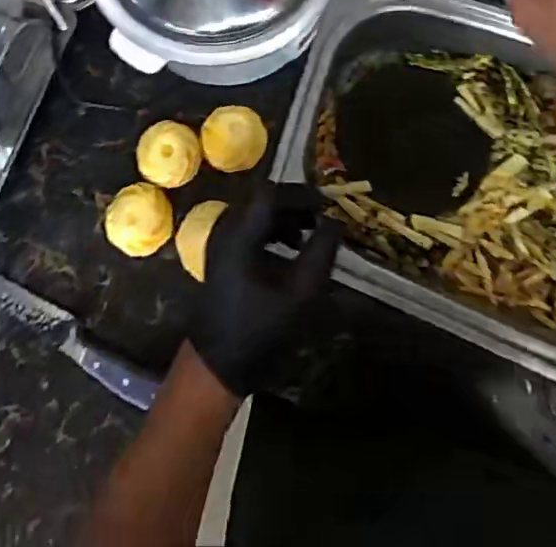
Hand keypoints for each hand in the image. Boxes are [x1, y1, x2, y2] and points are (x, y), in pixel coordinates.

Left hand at [189, 184, 339, 395]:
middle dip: (295, 203)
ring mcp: (222, 241)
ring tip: (311, 231)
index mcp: (239, 235)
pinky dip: (274, 229)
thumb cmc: (260, 329)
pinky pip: (251, 227)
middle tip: (323, 215)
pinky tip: (293, 247)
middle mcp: (226, 229)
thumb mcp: (299, 294)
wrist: (219, 361)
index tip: (327, 203)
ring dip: (286, 216)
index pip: (270, 194)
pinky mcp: (224, 253)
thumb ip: (320, 254)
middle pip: (263, 199)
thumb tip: (336, 223)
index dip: (301, 194)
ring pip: (257, 212)